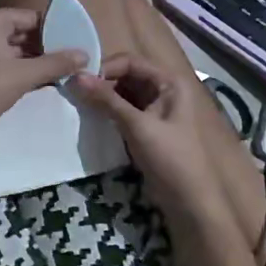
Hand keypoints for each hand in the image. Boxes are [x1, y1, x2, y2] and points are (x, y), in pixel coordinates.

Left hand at [0, 8, 88, 136]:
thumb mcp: (24, 75)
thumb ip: (56, 63)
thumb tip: (85, 54)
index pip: (32, 17)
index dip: (55, 30)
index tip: (77, 43)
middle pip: (23, 31)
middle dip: (47, 45)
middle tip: (74, 58)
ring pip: (16, 47)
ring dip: (37, 59)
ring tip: (64, 69)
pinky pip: (7, 60)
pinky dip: (24, 68)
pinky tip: (45, 79)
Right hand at [73, 53, 218, 209]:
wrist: (189, 202)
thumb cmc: (170, 158)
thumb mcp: (137, 126)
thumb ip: (107, 100)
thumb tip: (75, 77)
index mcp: (169, 83)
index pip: (130, 62)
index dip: (105, 68)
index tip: (79, 81)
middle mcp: (164, 90)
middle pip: (126, 76)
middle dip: (102, 83)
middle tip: (75, 94)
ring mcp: (156, 110)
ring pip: (123, 93)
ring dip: (103, 98)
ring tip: (80, 105)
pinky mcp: (147, 127)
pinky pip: (124, 110)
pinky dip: (108, 111)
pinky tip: (92, 118)